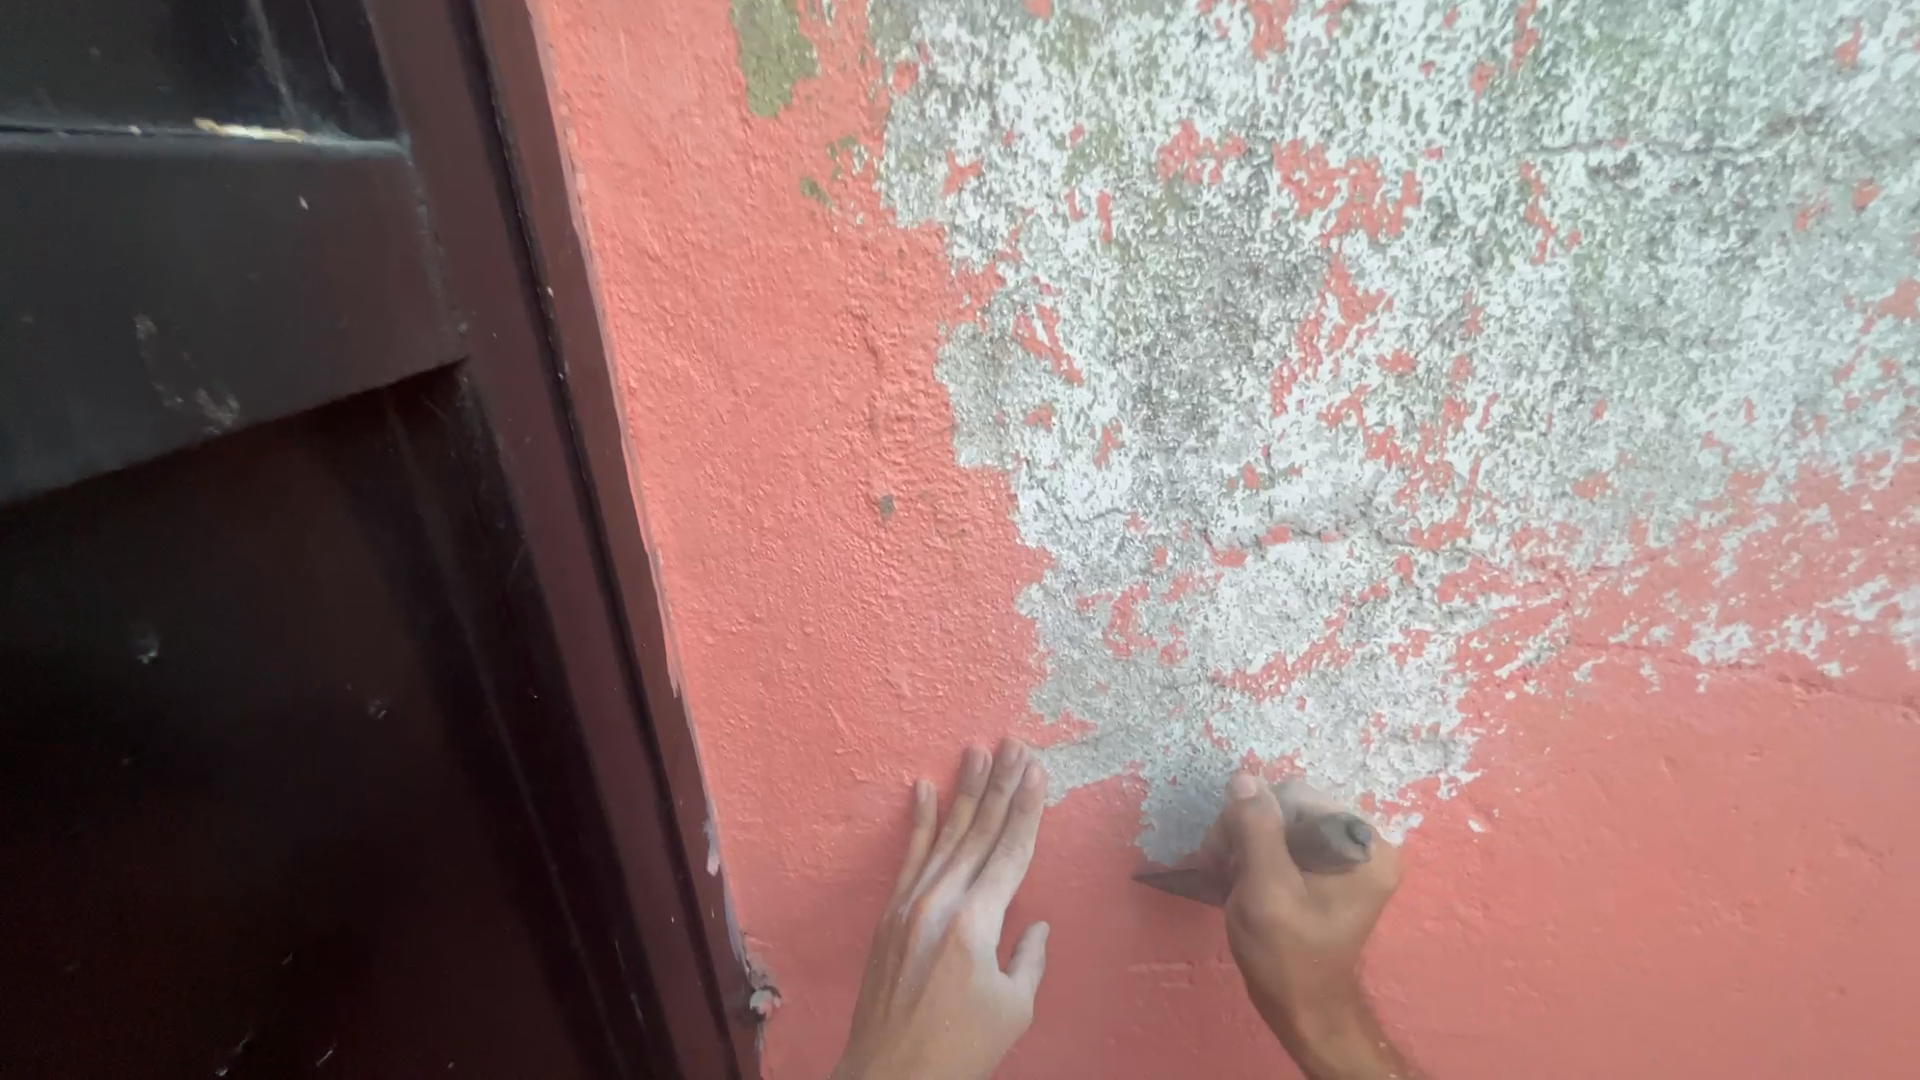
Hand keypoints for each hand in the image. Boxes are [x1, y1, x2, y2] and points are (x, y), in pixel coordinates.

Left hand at [833, 739, 1050, 1079]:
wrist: (889, 1076)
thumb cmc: (960, 1050)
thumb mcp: (1012, 1010)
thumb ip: (1027, 958)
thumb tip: (1034, 924)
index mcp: (977, 923)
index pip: (1010, 852)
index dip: (1026, 810)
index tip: (1037, 772)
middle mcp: (942, 901)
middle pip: (979, 831)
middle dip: (1000, 786)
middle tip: (1014, 744)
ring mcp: (912, 902)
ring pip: (946, 834)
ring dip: (965, 791)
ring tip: (977, 751)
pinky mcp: (891, 912)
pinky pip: (909, 856)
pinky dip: (918, 821)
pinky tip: (923, 788)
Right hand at [1203, 773, 1414, 1079]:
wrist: (1299, 1008)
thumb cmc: (1287, 955)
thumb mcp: (1266, 889)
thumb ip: (1256, 829)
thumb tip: (1243, 777)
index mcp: (1365, 847)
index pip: (1298, 796)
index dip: (1257, 816)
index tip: (1230, 851)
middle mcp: (1361, 844)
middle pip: (1287, 805)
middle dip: (1246, 829)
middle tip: (1221, 864)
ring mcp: (1343, 856)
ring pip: (1277, 818)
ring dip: (1242, 840)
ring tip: (1225, 873)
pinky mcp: (1324, 866)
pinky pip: (1281, 836)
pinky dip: (1252, 851)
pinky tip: (1238, 875)